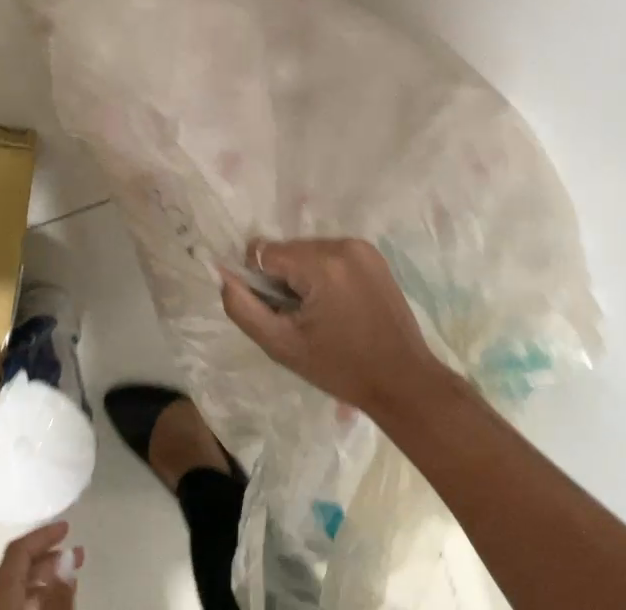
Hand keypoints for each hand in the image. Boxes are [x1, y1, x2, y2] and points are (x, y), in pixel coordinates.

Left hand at [0, 521, 80, 609]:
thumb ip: (57, 592)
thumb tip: (69, 560)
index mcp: (0, 591)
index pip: (18, 549)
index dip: (43, 534)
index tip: (66, 526)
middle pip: (17, 566)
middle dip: (49, 555)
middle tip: (76, 553)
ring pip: (16, 585)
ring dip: (44, 576)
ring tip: (71, 576)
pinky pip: (14, 599)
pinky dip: (36, 593)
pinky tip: (53, 599)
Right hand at [218, 237, 455, 414]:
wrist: (403, 380)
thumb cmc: (339, 368)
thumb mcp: (281, 345)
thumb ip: (243, 307)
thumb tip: (222, 274)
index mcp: (321, 265)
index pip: (263, 252)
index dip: (261, 282)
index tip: (279, 312)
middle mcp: (343, 245)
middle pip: (286, 249)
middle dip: (283, 278)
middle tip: (300, 317)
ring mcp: (362, 247)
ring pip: (306, 250)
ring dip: (302, 275)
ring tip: (321, 313)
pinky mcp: (373, 255)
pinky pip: (329, 253)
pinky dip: (323, 273)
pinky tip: (337, 305)